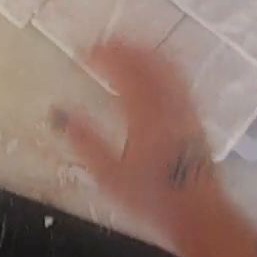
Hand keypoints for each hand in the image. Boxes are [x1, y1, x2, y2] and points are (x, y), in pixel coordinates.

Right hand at [52, 41, 225, 245]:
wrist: (198, 213)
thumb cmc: (150, 197)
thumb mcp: (109, 174)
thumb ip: (84, 141)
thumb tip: (58, 113)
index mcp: (144, 115)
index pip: (123, 72)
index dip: (103, 56)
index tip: (84, 51)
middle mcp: (167, 104)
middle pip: (146, 62)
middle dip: (122, 47)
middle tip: (100, 43)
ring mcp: (184, 108)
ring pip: (165, 66)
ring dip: (142, 51)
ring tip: (124, 48)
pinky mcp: (194, 116)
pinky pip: (178, 78)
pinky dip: (161, 64)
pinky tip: (152, 69)